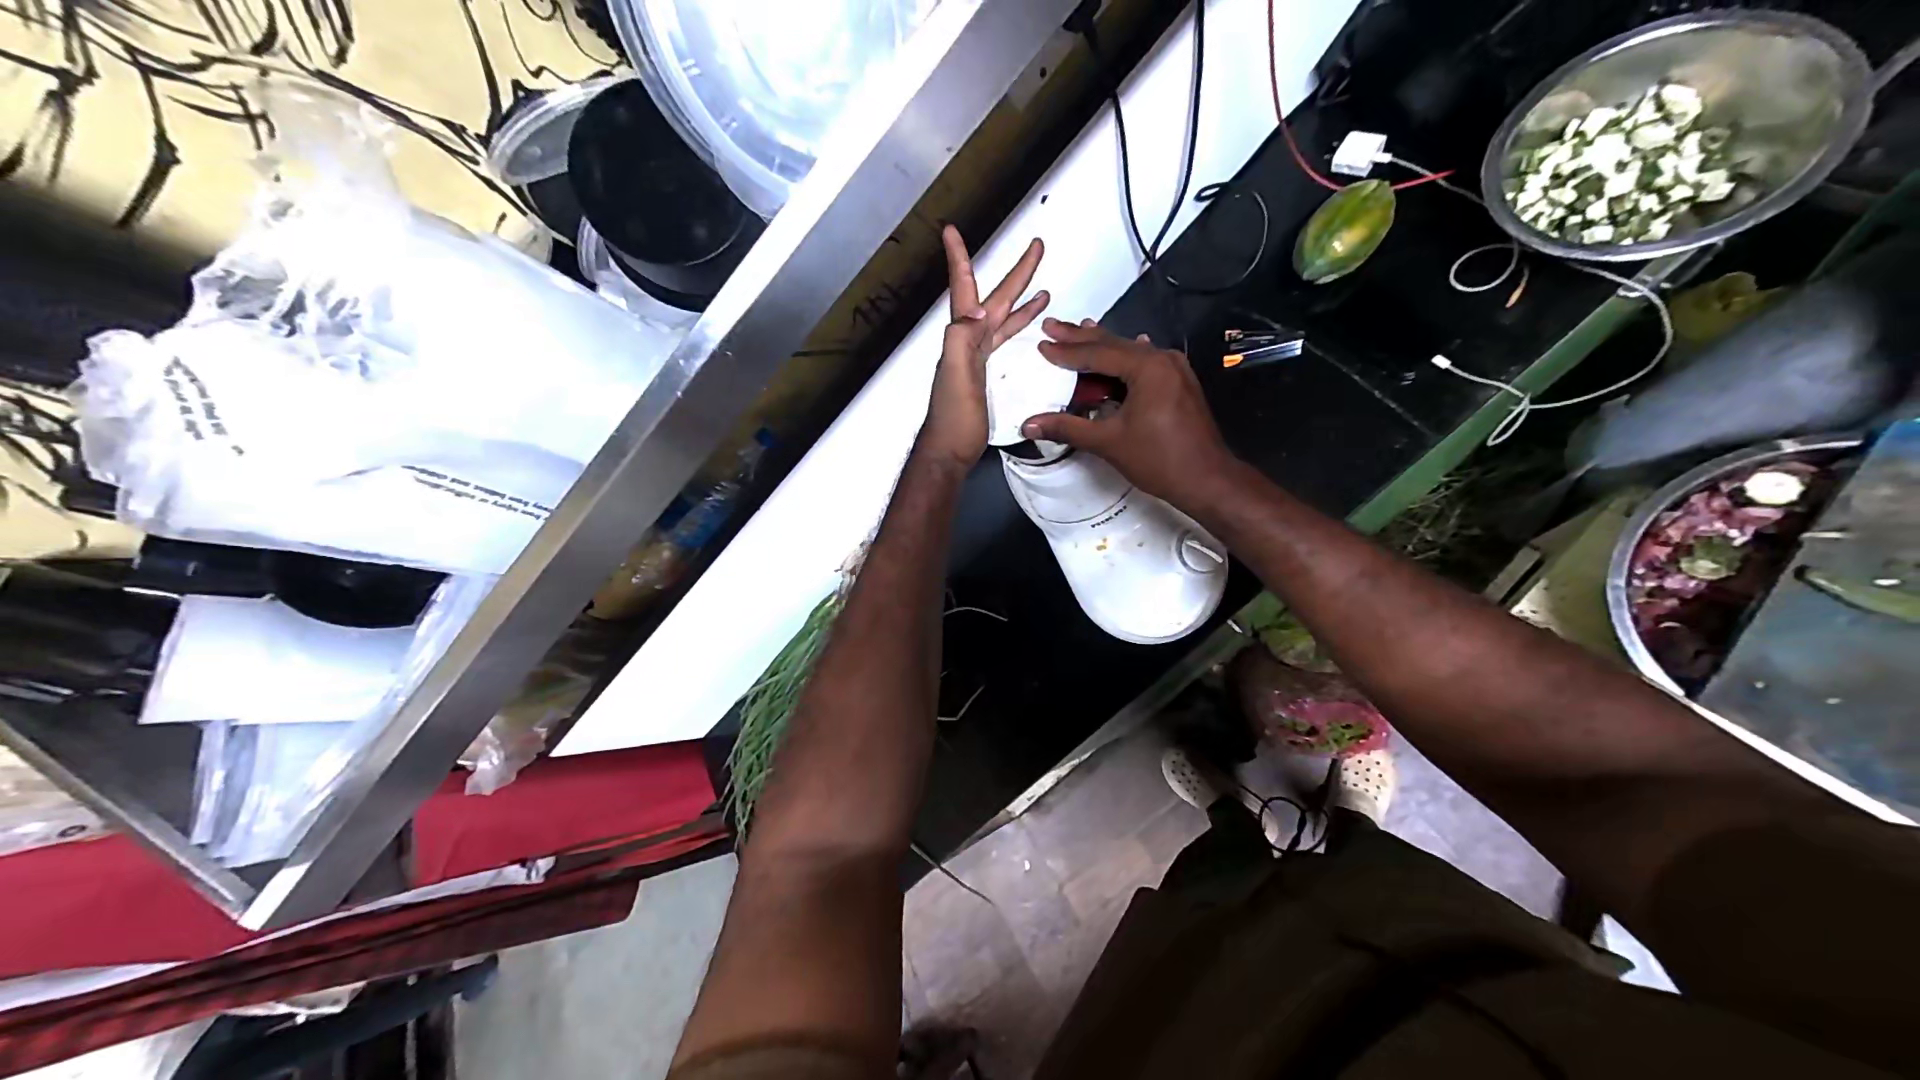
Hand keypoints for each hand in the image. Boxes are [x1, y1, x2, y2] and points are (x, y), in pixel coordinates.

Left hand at [916, 225, 1047, 469]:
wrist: (950, 451)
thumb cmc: (953, 419)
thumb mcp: (957, 377)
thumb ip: (962, 341)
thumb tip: (979, 309)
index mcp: (962, 337)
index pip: (963, 291)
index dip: (958, 260)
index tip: (951, 230)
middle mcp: (968, 341)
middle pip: (994, 299)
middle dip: (1015, 273)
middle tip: (1036, 246)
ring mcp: (976, 357)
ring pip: (1001, 318)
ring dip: (1020, 300)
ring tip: (1043, 287)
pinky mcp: (984, 373)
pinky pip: (1003, 340)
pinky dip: (1017, 327)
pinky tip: (1030, 325)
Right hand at [1020, 319, 1236, 504]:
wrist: (1207, 479)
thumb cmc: (1159, 459)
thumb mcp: (1108, 442)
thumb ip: (1067, 428)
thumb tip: (1028, 424)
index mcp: (1147, 367)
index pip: (1098, 354)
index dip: (1066, 351)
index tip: (1041, 343)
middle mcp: (1163, 360)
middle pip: (1115, 344)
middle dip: (1082, 338)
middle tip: (1052, 326)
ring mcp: (1175, 370)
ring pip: (1130, 352)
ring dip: (1102, 347)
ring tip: (1077, 332)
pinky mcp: (1179, 383)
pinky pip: (1144, 364)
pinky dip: (1123, 361)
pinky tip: (1118, 353)